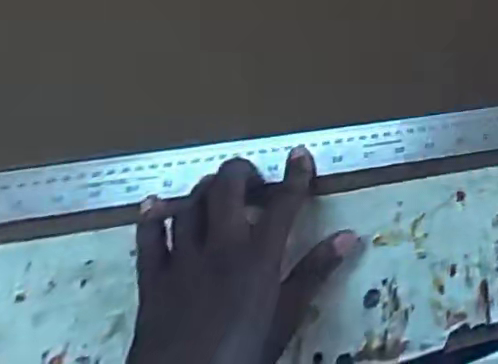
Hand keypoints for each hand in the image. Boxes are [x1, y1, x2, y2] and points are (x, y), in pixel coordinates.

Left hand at [128, 148, 359, 363]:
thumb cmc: (240, 356)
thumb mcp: (285, 319)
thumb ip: (314, 273)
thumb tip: (349, 236)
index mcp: (259, 255)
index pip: (284, 201)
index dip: (295, 173)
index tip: (299, 154)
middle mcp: (221, 246)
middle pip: (228, 186)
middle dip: (243, 172)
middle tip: (255, 183)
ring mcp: (183, 260)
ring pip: (191, 203)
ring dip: (206, 190)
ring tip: (218, 193)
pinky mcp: (151, 280)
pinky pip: (148, 237)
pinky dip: (153, 216)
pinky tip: (156, 205)